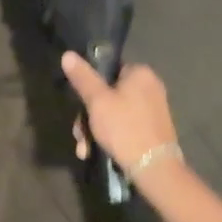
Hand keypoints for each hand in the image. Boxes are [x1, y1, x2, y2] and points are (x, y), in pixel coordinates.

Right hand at [60, 52, 181, 177]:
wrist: (154, 168)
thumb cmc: (124, 128)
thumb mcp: (97, 101)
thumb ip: (83, 78)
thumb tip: (68, 54)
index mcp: (140, 73)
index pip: (109, 69)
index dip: (89, 86)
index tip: (78, 105)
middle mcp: (150, 87)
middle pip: (108, 95)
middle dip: (88, 116)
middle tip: (79, 134)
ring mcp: (153, 109)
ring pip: (113, 113)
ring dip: (95, 130)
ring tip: (85, 149)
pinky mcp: (153, 129)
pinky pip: (125, 126)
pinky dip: (110, 137)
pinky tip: (96, 151)